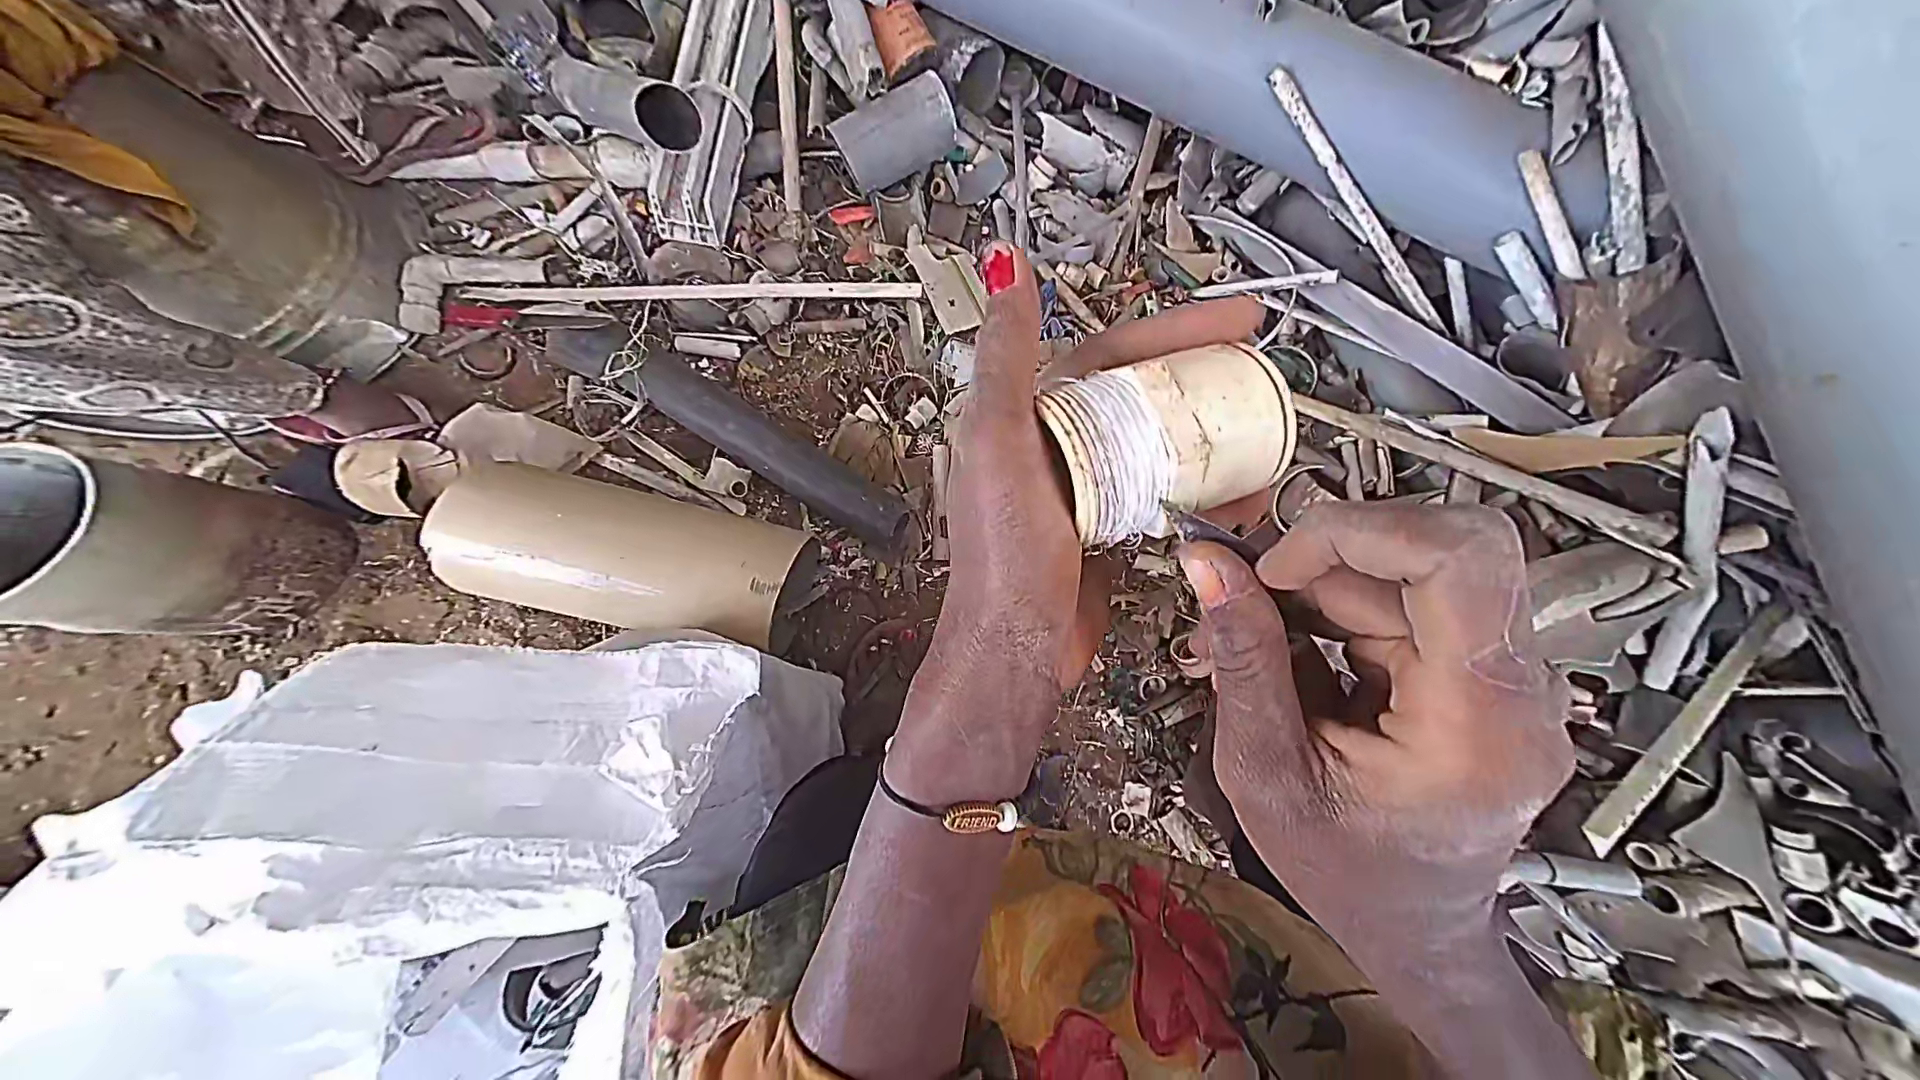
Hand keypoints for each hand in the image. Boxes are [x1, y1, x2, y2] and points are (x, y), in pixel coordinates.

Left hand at [938, 245, 1268, 693]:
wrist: (1018, 643)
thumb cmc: (1000, 555)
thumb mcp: (998, 442)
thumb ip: (1007, 356)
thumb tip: (1005, 272)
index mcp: (1029, 418)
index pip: (1111, 353)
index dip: (1171, 330)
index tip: (1227, 320)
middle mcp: (1058, 447)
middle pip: (1144, 394)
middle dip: (1202, 377)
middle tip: (1257, 368)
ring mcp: (1088, 486)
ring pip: (1160, 443)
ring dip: (1210, 435)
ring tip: (1259, 430)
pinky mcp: (1109, 526)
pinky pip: (1165, 492)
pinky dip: (1202, 488)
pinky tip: (1235, 491)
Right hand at [1178, 502, 1572, 943]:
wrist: (1406, 919)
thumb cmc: (1342, 869)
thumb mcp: (1265, 767)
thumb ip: (1242, 657)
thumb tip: (1208, 565)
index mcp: (1479, 722)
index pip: (1456, 558)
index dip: (1350, 536)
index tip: (1271, 570)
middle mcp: (1514, 684)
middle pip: (1427, 549)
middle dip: (1319, 560)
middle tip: (1248, 602)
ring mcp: (1497, 670)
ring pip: (1398, 567)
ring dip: (1308, 588)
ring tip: (1247, 641)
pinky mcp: (1469, 663)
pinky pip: (1393, 595)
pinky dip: (1324, 606)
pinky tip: (1285, 650)